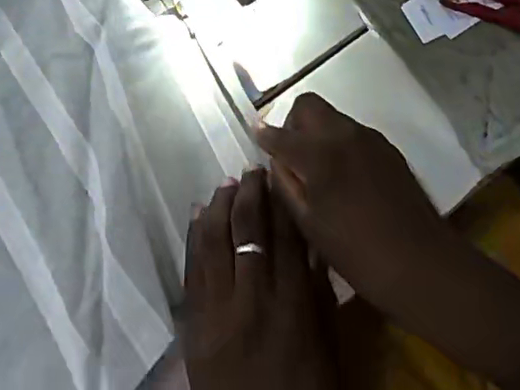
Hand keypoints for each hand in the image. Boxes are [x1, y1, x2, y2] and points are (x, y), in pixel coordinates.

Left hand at [183, 169, 336, 389]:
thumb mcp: (327, 350)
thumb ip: (319, 296)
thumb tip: (314, 244)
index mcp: (292, 308)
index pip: (286, 239)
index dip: (282, 202)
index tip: (280, 174)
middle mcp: (252, 299)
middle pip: (248, 232)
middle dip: (250, 194)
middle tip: (252, 169)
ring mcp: (217, 308)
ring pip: (214, 241)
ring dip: (220, 207)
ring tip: (226, 184)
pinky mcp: (193, 320)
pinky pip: (192, 266)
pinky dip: (194, 235)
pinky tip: (198, 213)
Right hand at [256, 93, 466, 325]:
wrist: (425, 267)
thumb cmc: (358, 252)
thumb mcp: (308, 223)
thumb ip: (285, 183)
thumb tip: (274, 161)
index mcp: (317, 153)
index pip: (278, 133)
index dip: (263, 136)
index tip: (257, 140)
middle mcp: (342, 134)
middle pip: (308, 105)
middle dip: (294, 123)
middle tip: (293, 157)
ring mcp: (369, 139)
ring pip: (332, 118)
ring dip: (319, 134)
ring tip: (321, 171)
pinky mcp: (389, 150)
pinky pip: (353, 135)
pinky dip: (341, 145)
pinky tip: (347, 179)